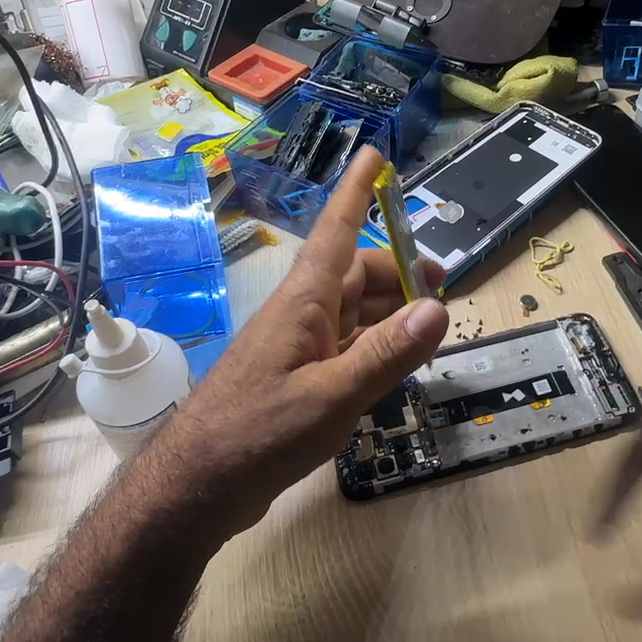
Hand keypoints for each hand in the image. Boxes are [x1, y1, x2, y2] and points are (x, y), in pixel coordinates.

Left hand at [155, 147, 447, 527]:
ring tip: (430, 322)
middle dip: (400, 270)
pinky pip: (346, 345)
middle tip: (443, 286)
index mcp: (304, 302)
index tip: (374, 155)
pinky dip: (375, 344)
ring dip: (392, 310)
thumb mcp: (332, 396)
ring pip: (354, 311)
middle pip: (357, 274)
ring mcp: (299, 347)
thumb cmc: (258, 433)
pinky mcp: (298, 377)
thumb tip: (438, 309)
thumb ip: (386, 354)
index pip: (336, 232)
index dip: (356, 191)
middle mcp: (302, 314)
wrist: (198, 486)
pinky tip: (396, 358)